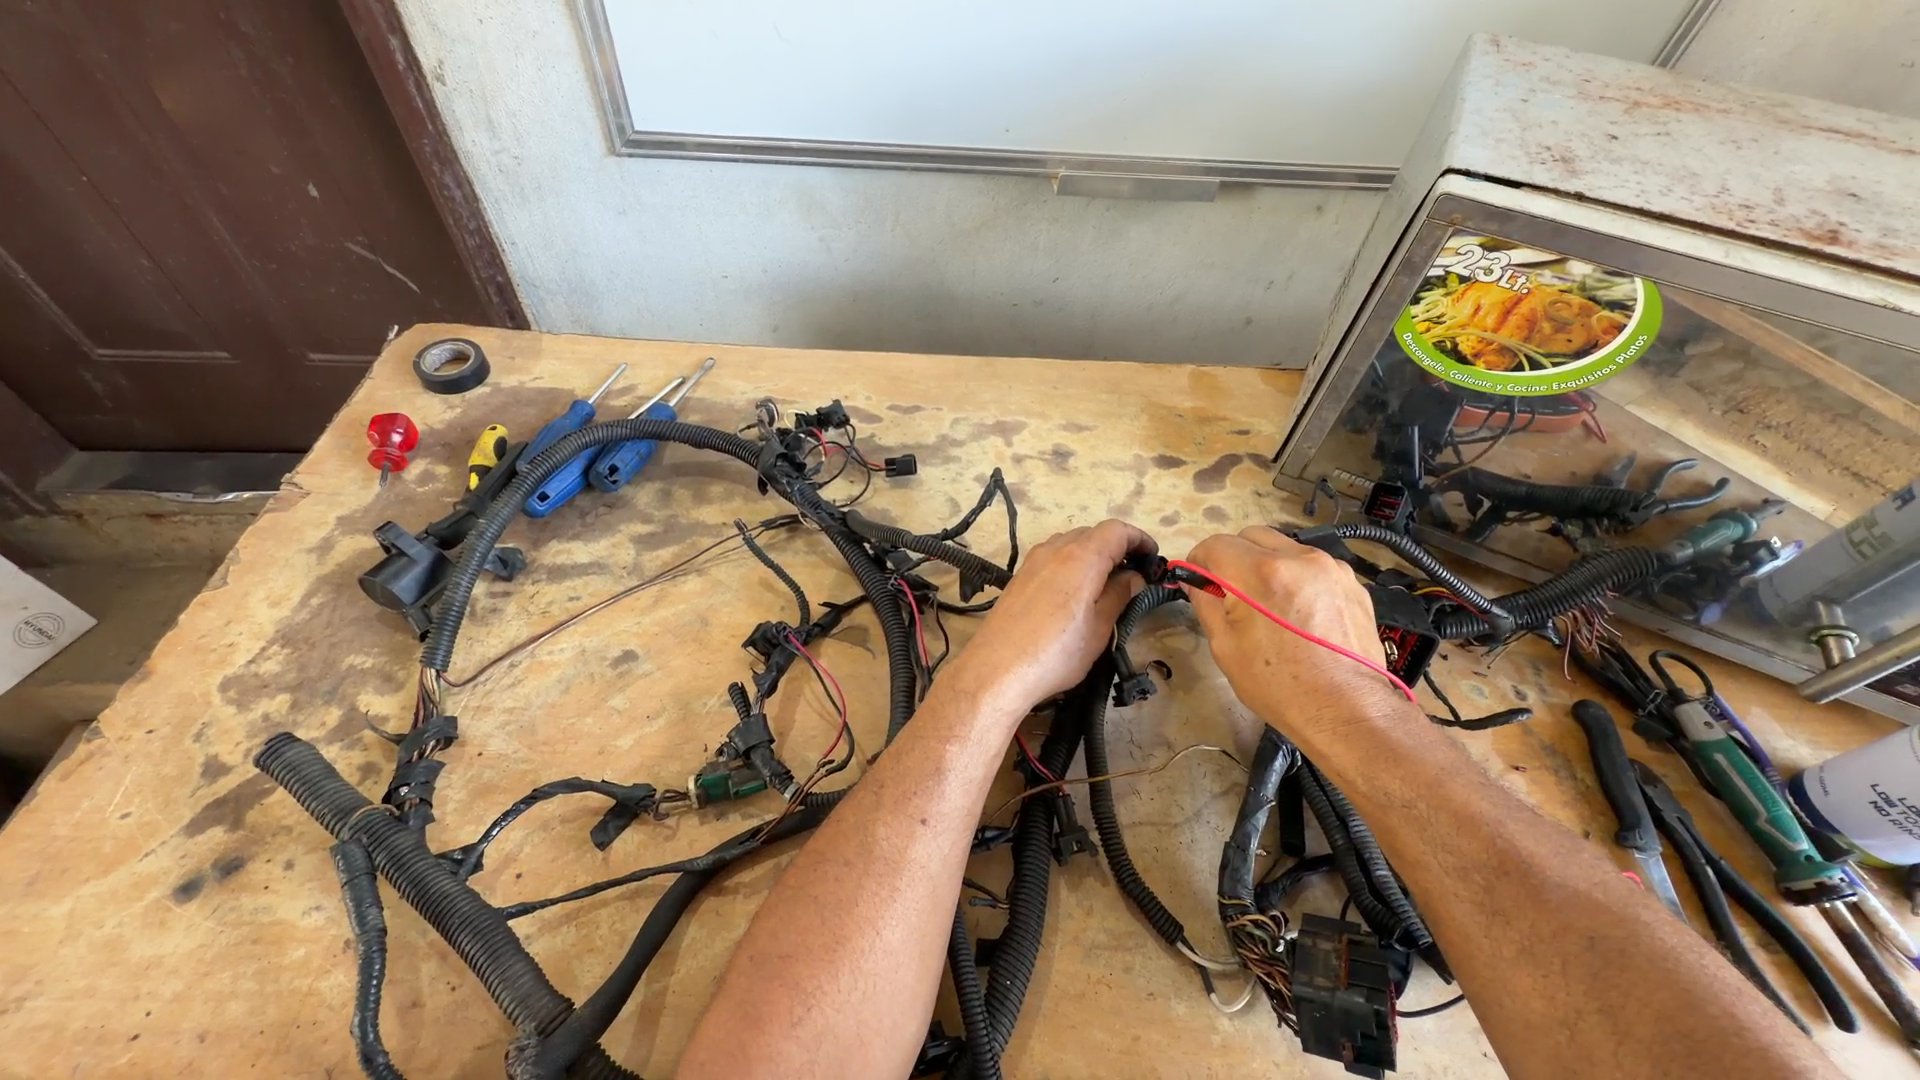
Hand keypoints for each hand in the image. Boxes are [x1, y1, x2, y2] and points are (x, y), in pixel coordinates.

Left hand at [954, 519, 1156, 711]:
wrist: (998, 669)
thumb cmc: (1057, 652)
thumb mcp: (1100, 627)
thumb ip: (1120, 595)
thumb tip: (1133, 577)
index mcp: (1081, 557)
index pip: (1117, 530)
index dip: (1139, 539)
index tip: (1153, 558)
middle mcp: (1055, 550)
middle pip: (1093, 533)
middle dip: (1118, 547)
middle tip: (1134, 574)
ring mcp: (1033, 562)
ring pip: (1070, 544)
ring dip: (1093, 554)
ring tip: (1107, 584)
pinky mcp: (1019, 577)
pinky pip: (1053, 558)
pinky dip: (1072, 564)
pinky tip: (1076, 593)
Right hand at [1183, 528, 1413, 752]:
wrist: (1345, 708)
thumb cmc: (1277, 683)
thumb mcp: (1224, 645)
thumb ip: (1205, 602)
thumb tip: (1196, 578)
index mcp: (1260, 573)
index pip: (1216, 544)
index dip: (1200, 560)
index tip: (1200, 580)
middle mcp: (1298, 559)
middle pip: (1251, 536)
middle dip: (1234, 557)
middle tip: (1231, 592)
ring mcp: (1330, 568)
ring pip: (1284, 548)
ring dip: (1267, 565)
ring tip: (1269, 605)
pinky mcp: (1352, 582)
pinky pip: (1312, 566)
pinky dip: (1297, 578)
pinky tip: (1298, 612)